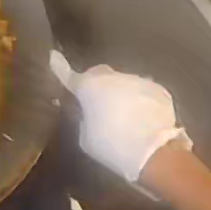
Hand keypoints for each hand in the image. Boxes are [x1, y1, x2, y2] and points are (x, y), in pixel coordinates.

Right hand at [50, 51, 188, 180]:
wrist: (156, 153)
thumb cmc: (113, 146)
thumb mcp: (86, 138)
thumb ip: (82, 119)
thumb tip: (86, 112)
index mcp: (87, 87)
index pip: (67, 73)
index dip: (59, 67)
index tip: (53, 56)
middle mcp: (110, 77)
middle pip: (97, 75)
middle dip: (96, 85)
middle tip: (98, 104)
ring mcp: (135, 80)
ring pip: (121, 83)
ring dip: (119, 94)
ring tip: (125, 117)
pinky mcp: (157, 89)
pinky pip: (141, 92)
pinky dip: (139, 101)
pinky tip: (143, 118)